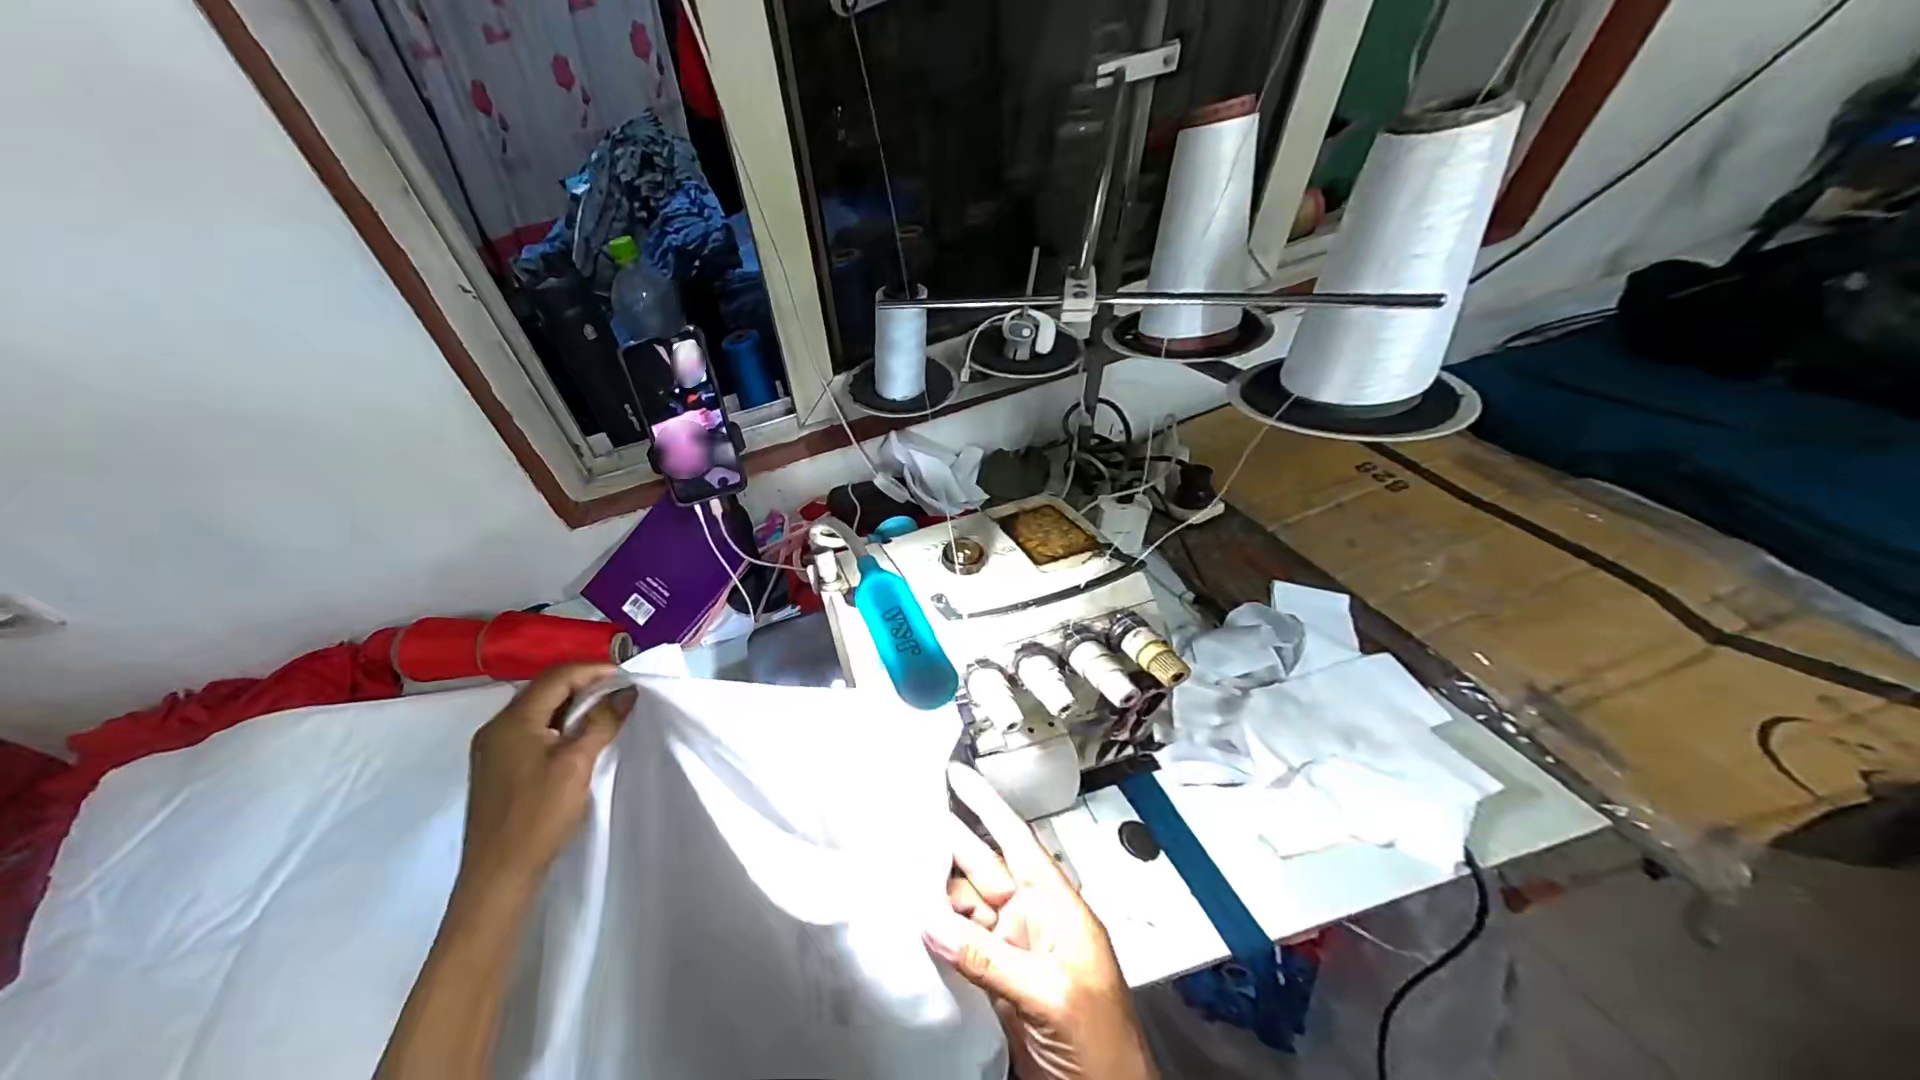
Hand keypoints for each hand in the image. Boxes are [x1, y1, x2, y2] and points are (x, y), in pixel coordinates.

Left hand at [456, 664, 630, 895]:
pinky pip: (533, 729)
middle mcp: (497, 727)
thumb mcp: (577, 764)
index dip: (594, 671)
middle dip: (586, 684)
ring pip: (539, 708)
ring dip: (574, 704)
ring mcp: (494, 748)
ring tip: (608, 711)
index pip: (557, 676)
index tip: (628, 679)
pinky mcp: (498, 766)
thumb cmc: (538, 816)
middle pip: (545, 688)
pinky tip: (581, 736)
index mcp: (512, 721)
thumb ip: (601, 722)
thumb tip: (627, 691)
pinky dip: (560, 723)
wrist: (498, 875)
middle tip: (621, 693)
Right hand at [925, 764, 1158, 1079]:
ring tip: (901, 877)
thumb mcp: (1053, 991)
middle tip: (910, 820)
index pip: (1016, 840)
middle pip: (982, 868)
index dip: (986, 805)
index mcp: (1055, 905)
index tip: (959, 776)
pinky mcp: (996, 982)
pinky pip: (960, 946)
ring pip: (965, 908)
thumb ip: (992, 957)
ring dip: (935, 894)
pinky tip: (916, 925)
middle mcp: (1031, 919)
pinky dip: (937, 935)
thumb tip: (936, 924)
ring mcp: (1012, 950)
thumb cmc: (1107, 1045)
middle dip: (948, 843)